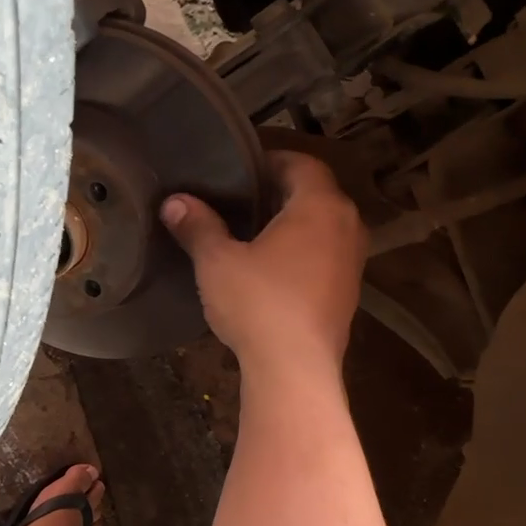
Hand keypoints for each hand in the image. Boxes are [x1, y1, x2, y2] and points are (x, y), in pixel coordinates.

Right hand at [161, 151, 366, 377]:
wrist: (294, 365)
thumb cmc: (257, 302)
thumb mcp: (217, 262)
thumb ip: (198, 227)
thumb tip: (174, 201)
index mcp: (319, 206)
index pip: (302, 164)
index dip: (271, 161)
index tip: (239, 169)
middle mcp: (346, 225)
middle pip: (314, 194)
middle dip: (279, 193)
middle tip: (238, 200)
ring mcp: (352, 260)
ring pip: (321, 227)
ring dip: (290, 225)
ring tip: (251, 234)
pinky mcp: (346, 291)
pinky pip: (322, 255)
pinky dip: (298, 252)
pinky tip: (268, 270)